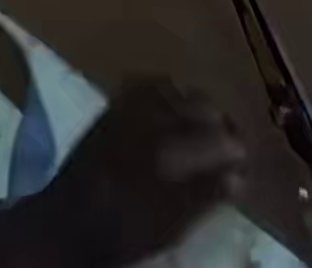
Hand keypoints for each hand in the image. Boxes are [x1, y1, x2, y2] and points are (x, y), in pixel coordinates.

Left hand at [22, 78, 247, 267]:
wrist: (68, 222)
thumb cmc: (123, 227)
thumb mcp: (170, 223)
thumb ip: (205, 195)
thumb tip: (238, 176)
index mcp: (168, 145)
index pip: (216, 135)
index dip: (234, 144)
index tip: (242, 156)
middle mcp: (150, 116)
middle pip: (197, 105)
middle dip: (218, 120)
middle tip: (228, 138)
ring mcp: (128, 106)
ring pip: (172, 89)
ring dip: (192, 103)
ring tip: (201, 121)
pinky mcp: (112, 106)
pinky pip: (143, 84)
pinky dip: (162, 90)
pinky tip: (167, 105)